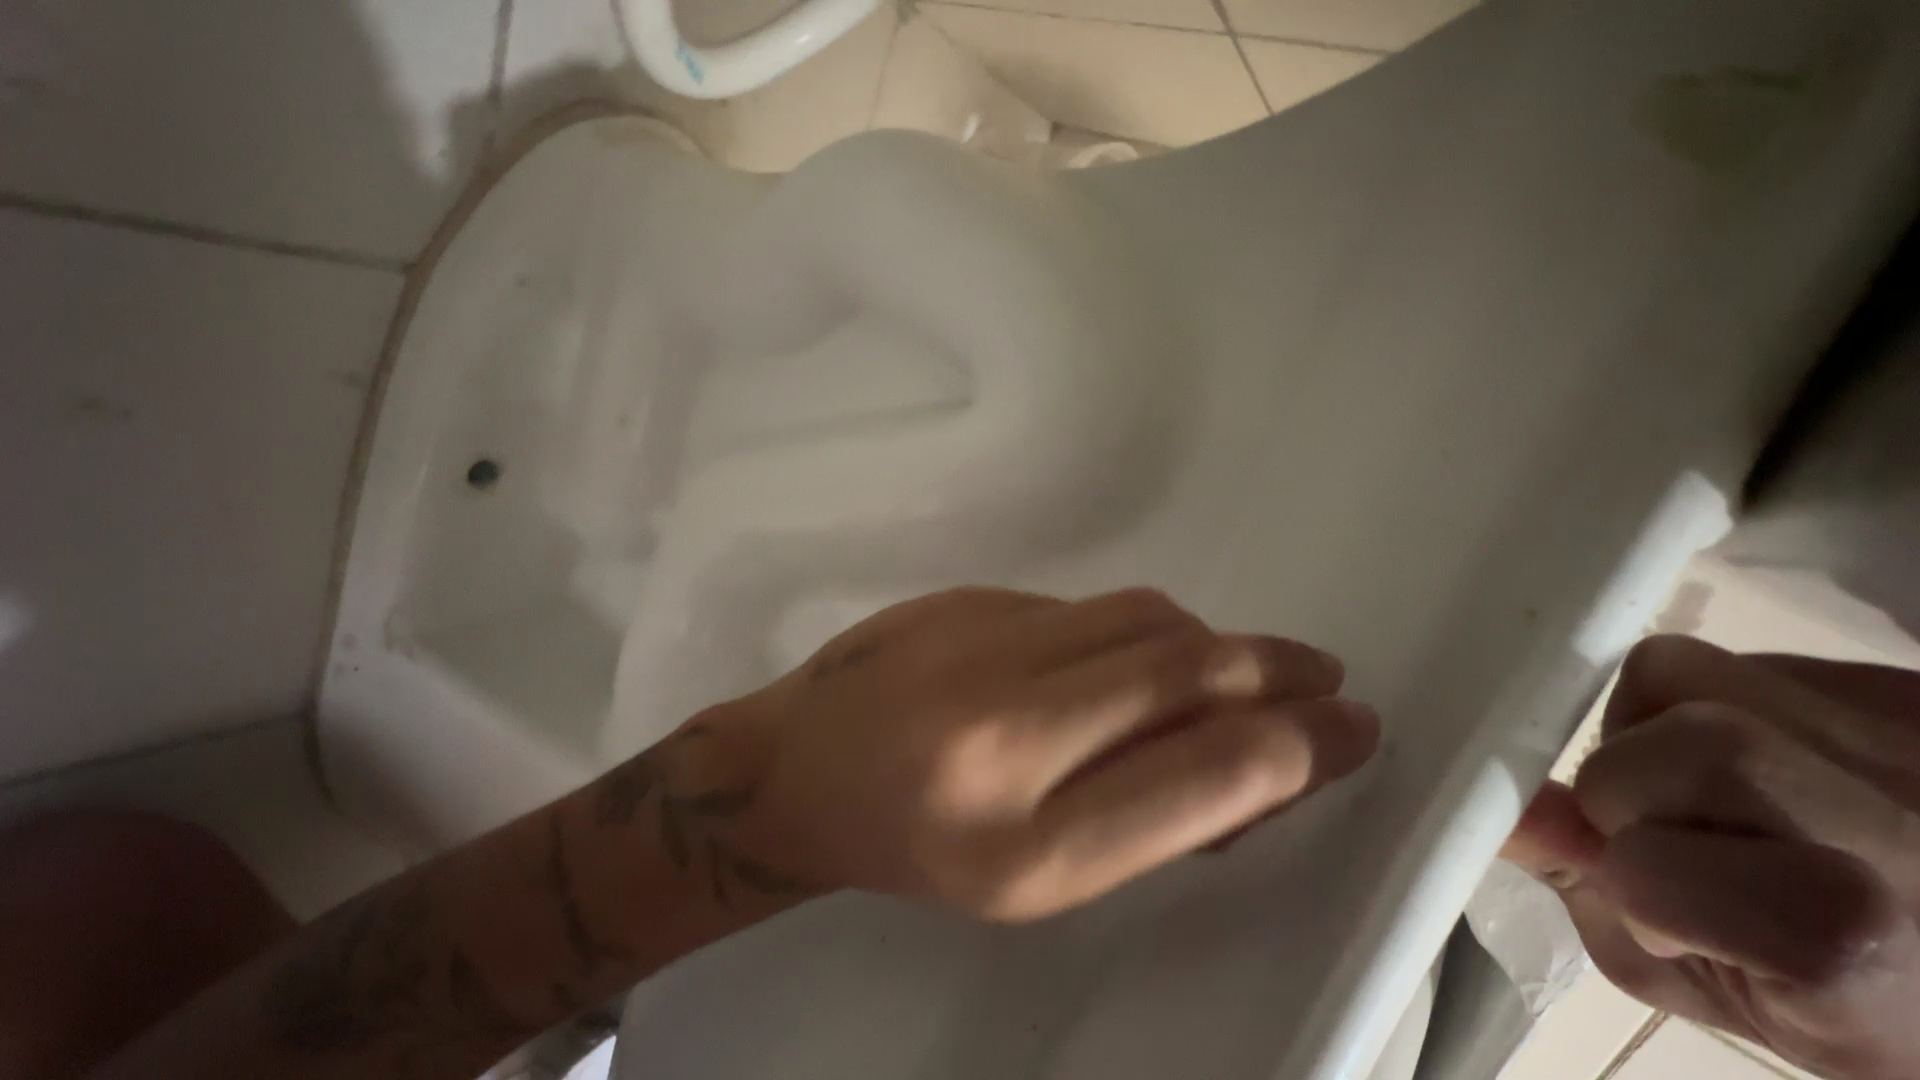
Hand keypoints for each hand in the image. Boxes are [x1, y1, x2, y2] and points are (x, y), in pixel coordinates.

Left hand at [673, 587, 1377, 921]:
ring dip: (1214, 644)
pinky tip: (1134, 662)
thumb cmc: (919, 846)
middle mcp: (1004, 738)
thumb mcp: (1035, 875)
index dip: (1299, 749)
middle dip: (1278, 675)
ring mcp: (978, 650)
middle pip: (1184, 674)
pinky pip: (1088, 607)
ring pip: (1146, 620)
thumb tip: (1257, 765)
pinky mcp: (964, 600)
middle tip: (1328, 684)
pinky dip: (1137, 632)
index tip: (1351, 732)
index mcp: (1028, 848)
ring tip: (1242, 672)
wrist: (795, 772)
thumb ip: (1148, 818)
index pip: (1202, 776)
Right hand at [1505, 635, 1919, 1079]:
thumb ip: (1587, 885)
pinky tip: (1761, 762)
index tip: (1656, 905)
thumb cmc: (1819, 991)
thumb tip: (1505, 804)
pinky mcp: (1900, 682)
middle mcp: (1907, 825)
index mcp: (1859, 942)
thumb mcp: (1693, 978)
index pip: (1664, 863)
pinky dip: (1707, 702)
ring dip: (1648, 722)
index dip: (1634, 878)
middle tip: (1654, 825)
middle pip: (1694, 740)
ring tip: (1698, 782)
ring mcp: (1910, 739)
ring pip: (1685, 669)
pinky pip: (1738, 656)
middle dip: (1624, 779)